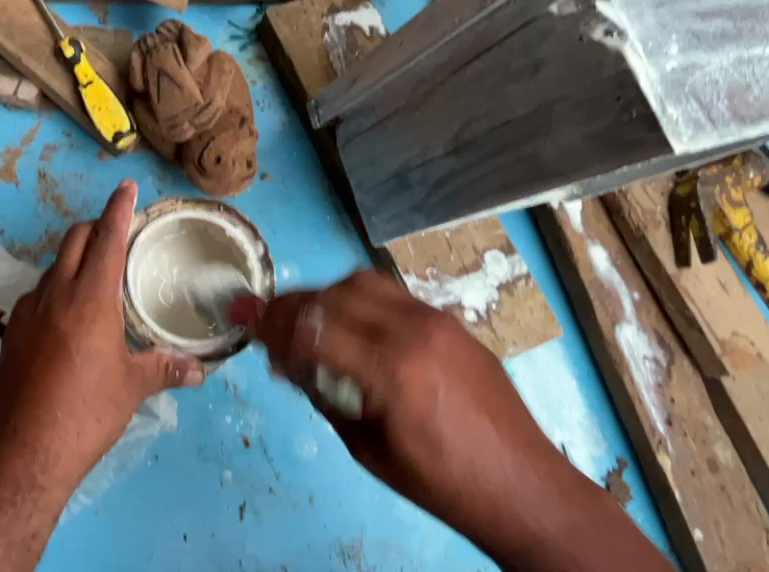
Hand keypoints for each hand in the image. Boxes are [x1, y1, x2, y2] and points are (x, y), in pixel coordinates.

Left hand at [0, 180, 204, 490]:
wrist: (26, 449)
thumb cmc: (88, 413)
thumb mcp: (132, 387)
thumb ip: (164, 369)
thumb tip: (200, 370)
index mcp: (90, 298)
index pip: (107, 238)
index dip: (118, 208)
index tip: (126, 186)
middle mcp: (56, 293)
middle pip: (74, 239)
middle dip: (95, 227)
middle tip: (116, 231)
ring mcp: (28, 310)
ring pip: (53, 266)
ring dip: (74, 259)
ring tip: (94, 277)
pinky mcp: (11, 330)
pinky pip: (37, 295)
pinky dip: (55, 290)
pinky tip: (65, 315)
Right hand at [254, 271, 664, 569]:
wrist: (523, 486)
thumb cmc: (441, 482)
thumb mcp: (368, 448)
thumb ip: (324, 395)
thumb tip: (286, 360)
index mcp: (391, 369)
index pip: (313, 327)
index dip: (273, 324)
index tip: (245, 322)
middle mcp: (412, 329)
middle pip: (332, 295)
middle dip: (291, 305)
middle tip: (264, 317)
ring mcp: (434, 318)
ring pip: (360, 282)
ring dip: (324, 294)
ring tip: (303, 316)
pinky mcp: (448, 319)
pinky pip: (390, 292)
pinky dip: (357, 297)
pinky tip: (346, 319)